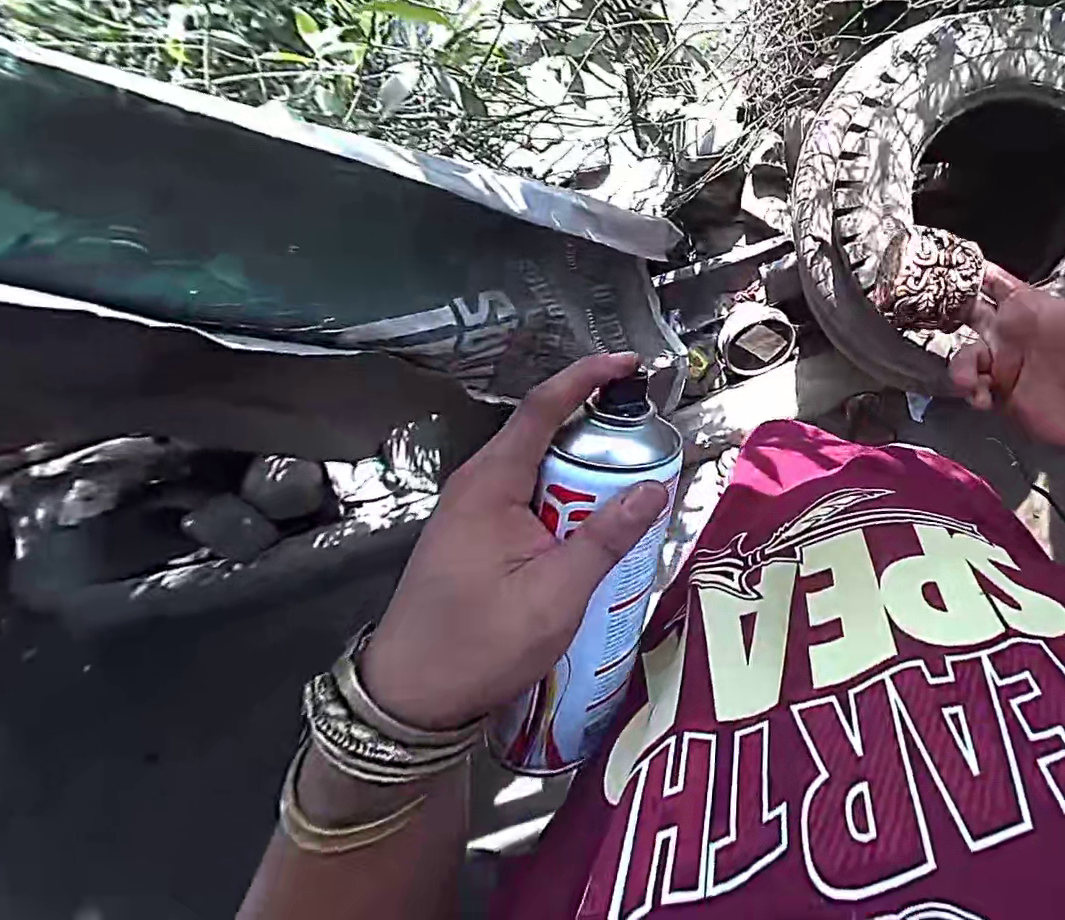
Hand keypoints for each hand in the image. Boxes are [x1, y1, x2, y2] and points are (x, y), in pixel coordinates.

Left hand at [359, 353, 669, 729]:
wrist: (409, 700)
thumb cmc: (479, 645)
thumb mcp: (556, 594)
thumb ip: (606, 537)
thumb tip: (655, 488)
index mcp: (491, 483)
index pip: (542, 407)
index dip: (587, 377)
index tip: (628, 364)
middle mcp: (478, 483)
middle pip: (545, 433)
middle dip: (597, 432)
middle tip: (644, 446)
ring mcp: (473, 507)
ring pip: (540, 467)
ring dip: (583, 470)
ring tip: (628, 487)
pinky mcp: (477, 531)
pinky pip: (530, 495)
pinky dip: (565, 497)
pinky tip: (590, 524)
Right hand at [949, 237, 1064, 459]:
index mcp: (1034, 310)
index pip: (996, 283)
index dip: (973, 273)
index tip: (951, 266)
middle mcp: (1014, 334)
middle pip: (968, 314)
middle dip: (949, 313)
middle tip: (936, 315)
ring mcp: (1004, 364)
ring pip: (965, 353)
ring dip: (962, 365)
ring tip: (971, 382)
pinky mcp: (999, 393)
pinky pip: (971, 384)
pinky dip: (969, 389)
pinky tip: (982, 399)